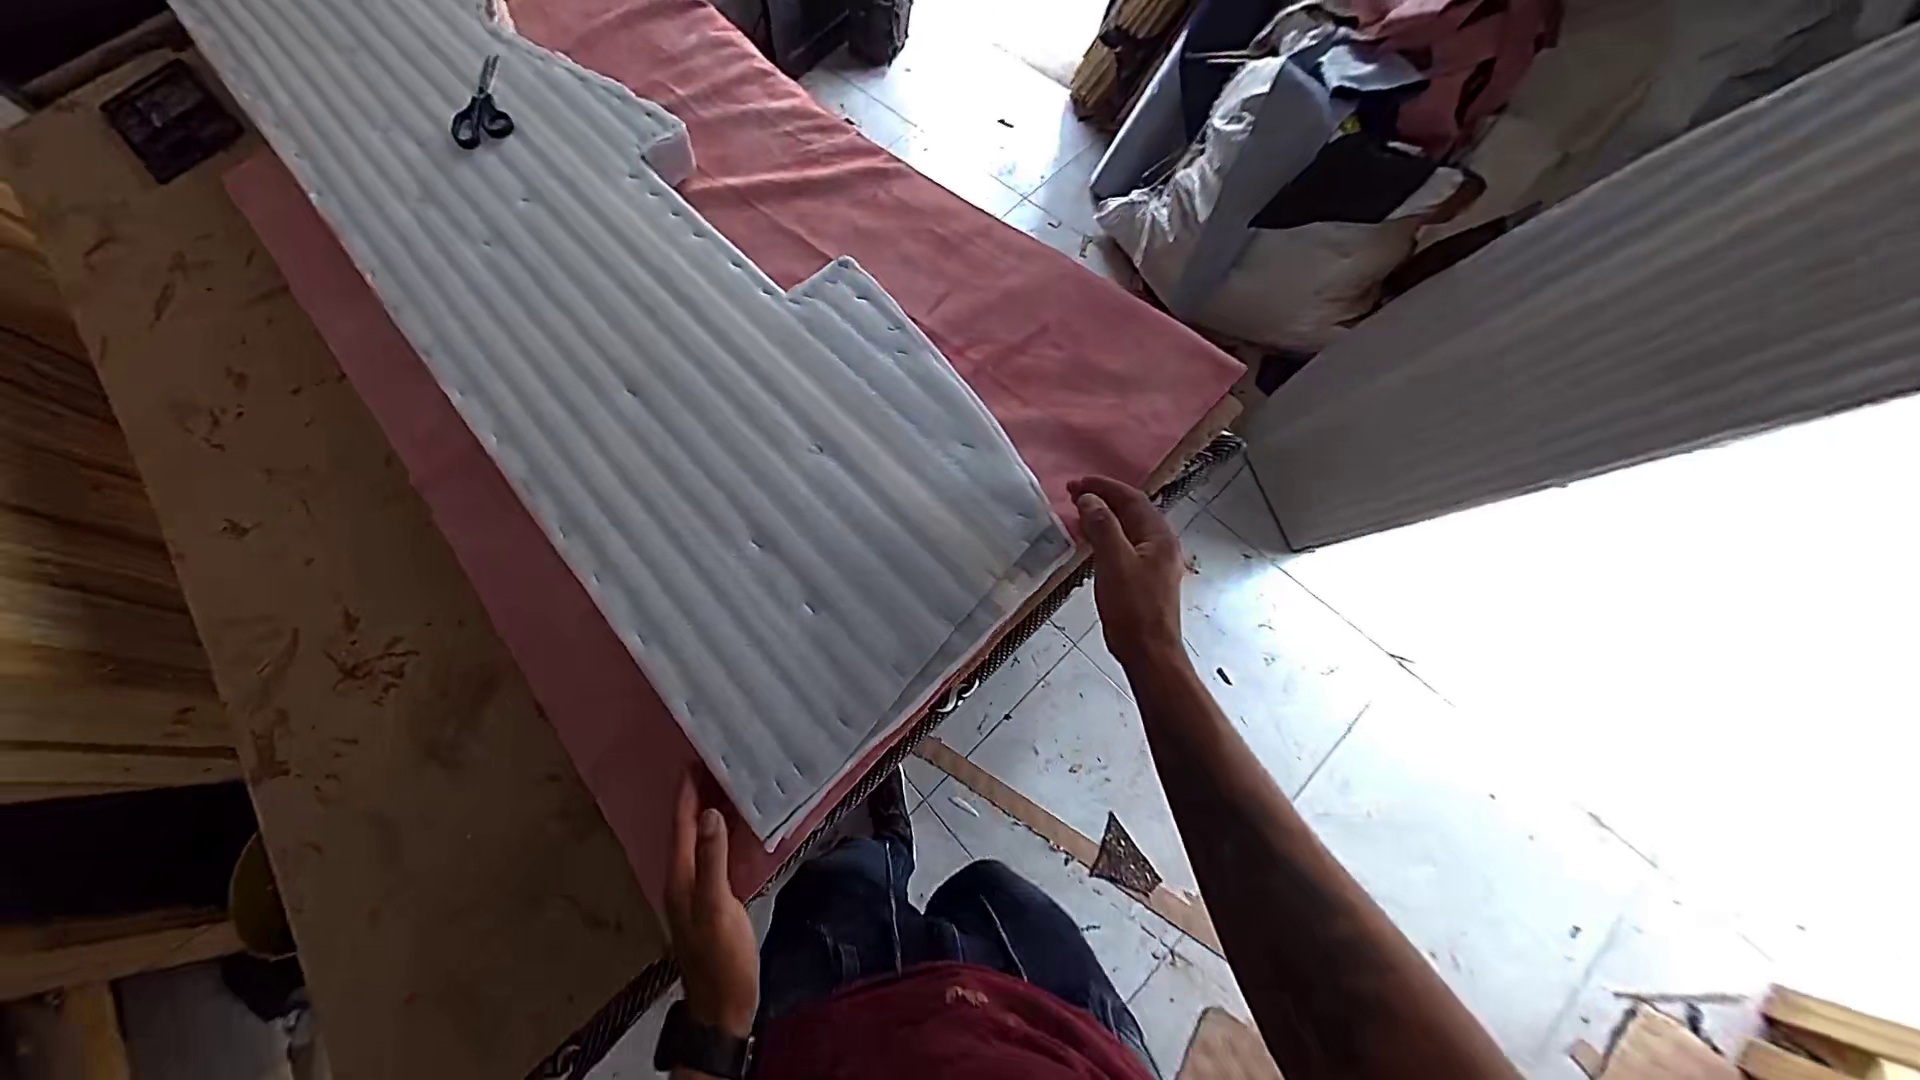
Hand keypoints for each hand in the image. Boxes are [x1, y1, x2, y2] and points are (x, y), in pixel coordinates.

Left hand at [665, 774, 758, 1037]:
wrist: (724, 1004)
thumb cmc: (721, 956)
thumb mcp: (717, 906)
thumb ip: (712, 859)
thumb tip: (712, 813)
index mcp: (681, 875)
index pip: (682, 823)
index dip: (687, 791)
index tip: (696, 758)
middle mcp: (685, 875)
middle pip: (691, 825)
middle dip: (701, 793)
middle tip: (719, 760)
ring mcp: (699, 886)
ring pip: (703, 836)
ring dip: (713, 809)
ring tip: (730, 780)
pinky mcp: (715, 894)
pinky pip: (716, 850)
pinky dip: (725, 830)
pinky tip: (739, 821)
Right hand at [1068, 476, 1186, 673]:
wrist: (1148, 652)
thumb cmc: (1133, 608)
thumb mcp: (1114, 562)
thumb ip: (1103, 526)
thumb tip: (1090, 500)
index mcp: (1159, 536)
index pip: (1132, 499)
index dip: (1104, 487)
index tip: (1076, 484)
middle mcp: (1160, 545)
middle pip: (1131, 511)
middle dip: (1102, 498)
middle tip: (1073, 494)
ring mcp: (1154, 563)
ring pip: (1126, 529)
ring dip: (1103, 517)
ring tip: (1077, 512)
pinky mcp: (1143, 579)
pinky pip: (1123, 546)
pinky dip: (1105, 536)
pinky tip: (1090, 542)